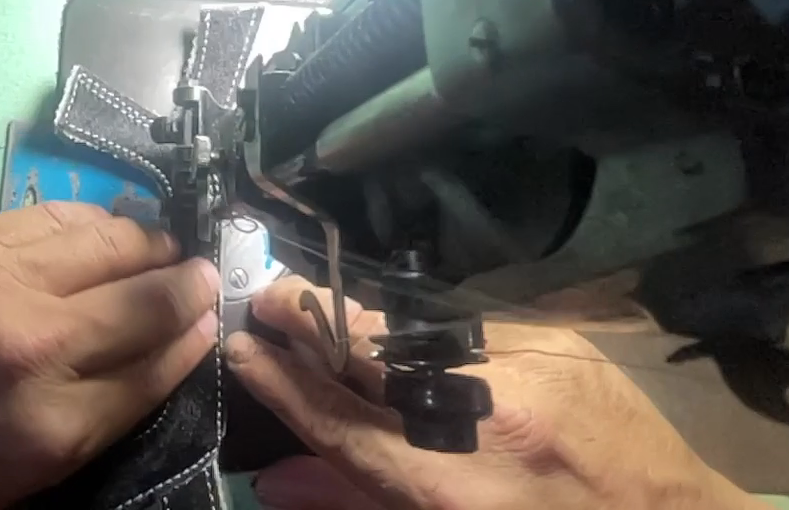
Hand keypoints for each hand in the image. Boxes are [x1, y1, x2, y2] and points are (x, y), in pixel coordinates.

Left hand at [0, 202, 220, 509]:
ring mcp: (0, 281)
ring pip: (106, 243)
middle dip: (186, 284)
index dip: (190, 338)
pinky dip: (91, 219)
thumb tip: (146, 361)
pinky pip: (54, 216)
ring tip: (161, 243)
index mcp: (50, 431)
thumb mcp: (8, 480)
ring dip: (146, 240)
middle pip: (143, 300)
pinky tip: (105, 224)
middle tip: (201, 273)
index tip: (209, 317)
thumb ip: (85, 420)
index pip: (153, 369)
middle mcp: (37, 347)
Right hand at [225, 278, 762, 509]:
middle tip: (262, 299)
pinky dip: (409, 324)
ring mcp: (520, 365)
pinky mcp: (549, 335)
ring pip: (400, 322)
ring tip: (307, 307)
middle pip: (361, 349)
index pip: (338, 422)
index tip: (240, 346)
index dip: (280, 383)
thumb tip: (276, 481)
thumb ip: (360, 501)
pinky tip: (390, 327)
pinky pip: (453, 318)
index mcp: (455, 491)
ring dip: (346, 314)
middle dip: (301, 315)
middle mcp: (483, 417)